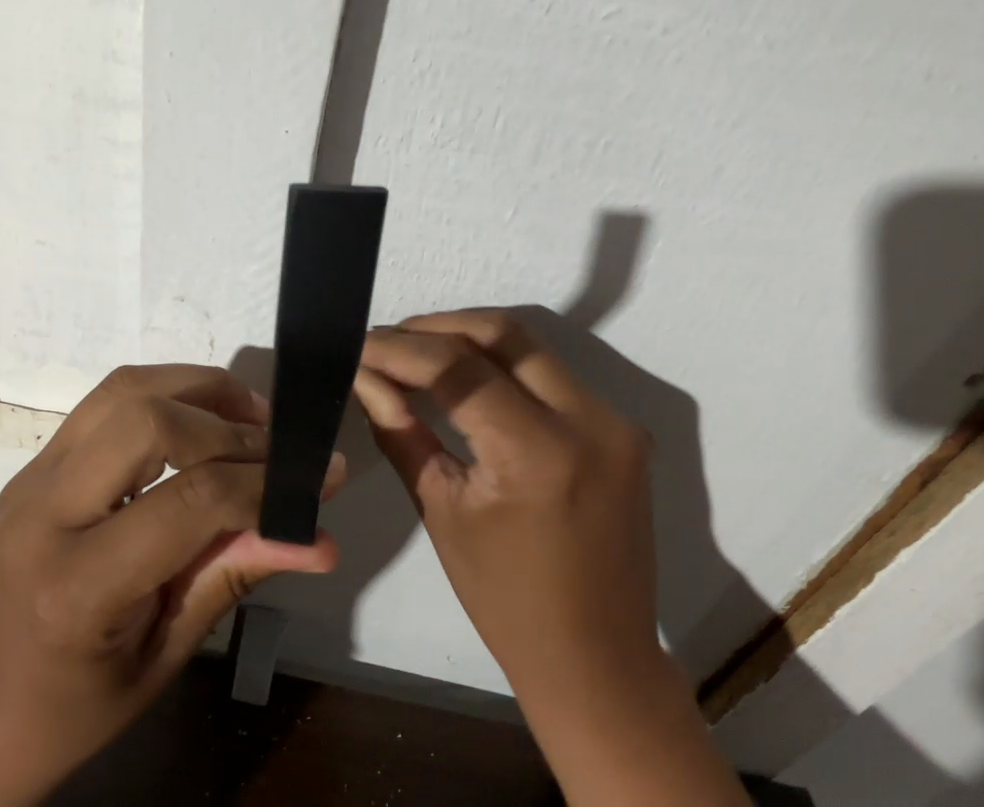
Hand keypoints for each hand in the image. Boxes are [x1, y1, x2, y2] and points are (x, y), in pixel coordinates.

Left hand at [0, 365, 341, 806]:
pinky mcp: (35, 465)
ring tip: (250, 418)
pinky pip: (106, 403)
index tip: (321, 478)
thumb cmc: (85, 701)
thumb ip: (235, 574)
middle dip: (228, 424)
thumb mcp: (170, 652)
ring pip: (122, 390)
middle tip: (279, 445)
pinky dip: (167, 396)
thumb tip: (320, 538)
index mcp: (78, 584)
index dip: (264, 483)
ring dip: (197, 390)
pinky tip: (205, 424)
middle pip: (146, 420)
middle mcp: (43, 513)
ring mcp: (31, 479)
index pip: (189, 501)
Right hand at [356, 310, 747, 805]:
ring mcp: (614, 421)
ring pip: (532, 347)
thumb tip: (365, 378)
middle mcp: (588, 420)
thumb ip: (402, 432)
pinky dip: (505, 367)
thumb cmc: (505, 599)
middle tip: (388, 340)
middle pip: (502, 333)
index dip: (401, 348)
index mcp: (537, 452)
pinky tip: (467, 378)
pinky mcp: (622, 430)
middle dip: (437, 327)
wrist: (596, 656)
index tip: (360, 344)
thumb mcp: (442, 511)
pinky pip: (554, 376)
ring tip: (418, 353)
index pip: (457, 367)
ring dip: (471, 339)